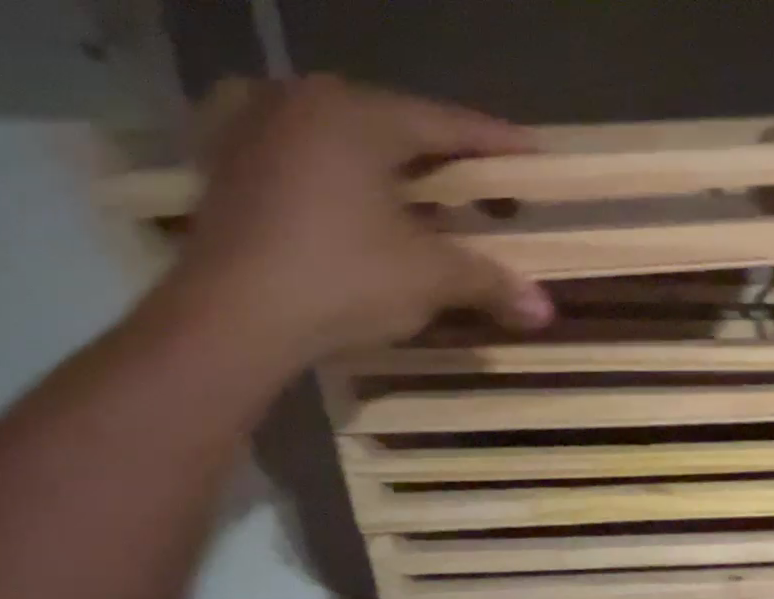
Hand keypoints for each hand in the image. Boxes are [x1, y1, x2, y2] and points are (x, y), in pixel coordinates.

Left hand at [166, 75, 552, 359]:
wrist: (230, 319)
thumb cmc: (341, 280)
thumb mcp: (431, 278)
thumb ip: (491, 281)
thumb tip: (546, 311)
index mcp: (355, 115)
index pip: (446, 123)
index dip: (498, 143)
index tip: (536, 156)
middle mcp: (300, 103)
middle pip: (395, 126)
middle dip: (447, 160)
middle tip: (490, 187)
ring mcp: (253, 129)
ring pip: (346, 140)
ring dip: (394, 169)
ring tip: (432, 199)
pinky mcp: (227, 166)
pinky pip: (303, 157)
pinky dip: (341, 175)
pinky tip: (355, 195)